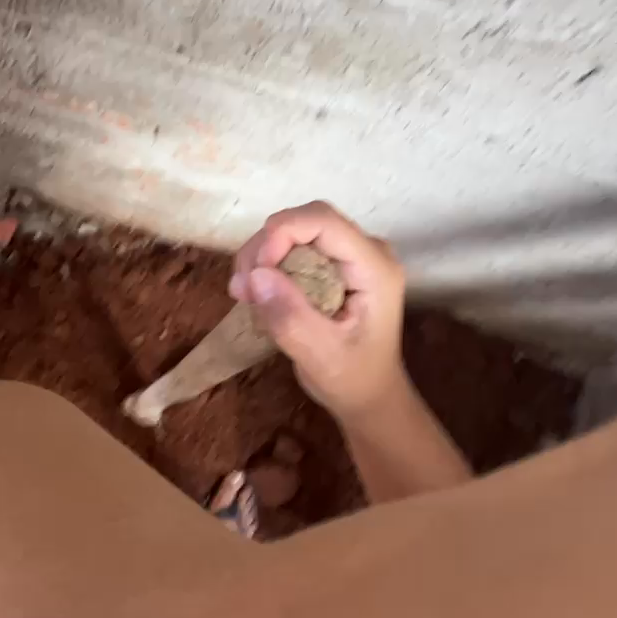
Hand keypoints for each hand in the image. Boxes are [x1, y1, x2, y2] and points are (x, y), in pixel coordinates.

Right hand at [228, 202, 411, 421]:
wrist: (367, 395)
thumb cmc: (353, 379)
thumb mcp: (322, 357)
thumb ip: (292, 317)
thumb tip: (256, 275)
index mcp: (373, 267)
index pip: (323, 221)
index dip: (282, 233)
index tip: (256, 271)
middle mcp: (364, 251)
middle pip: (303, 222)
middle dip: (265, 247)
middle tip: (243, 288)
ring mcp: (347, 255)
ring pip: (292, 230)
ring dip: (260, 256)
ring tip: (245, 295)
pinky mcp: (330, 262)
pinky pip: (290, 246)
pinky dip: (266, 264)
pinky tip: (256, 293)